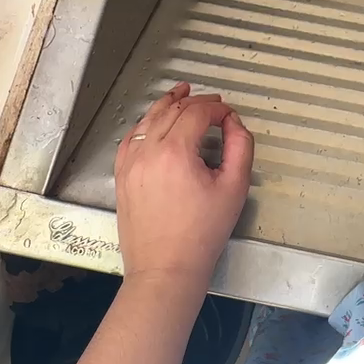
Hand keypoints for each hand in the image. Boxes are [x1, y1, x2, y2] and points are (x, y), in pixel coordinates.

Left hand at [114, 82, 253, 288]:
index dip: (217, 108)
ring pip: (149, 119)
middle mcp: (148, 152)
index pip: (197, 113)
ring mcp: (131, 164)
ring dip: (168, 103)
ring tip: (182, 92)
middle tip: (214, 104)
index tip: (229, 115)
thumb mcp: (234, 186)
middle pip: (173, 110)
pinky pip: (131, 138)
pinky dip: (145, 124)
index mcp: (175, 152)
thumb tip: (233, 122)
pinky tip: (154, 120)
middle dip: (196, 102)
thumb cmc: (202, 233)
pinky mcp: (122, 177)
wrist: (166, 270)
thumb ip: (240, 145)